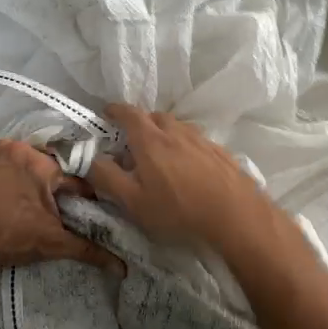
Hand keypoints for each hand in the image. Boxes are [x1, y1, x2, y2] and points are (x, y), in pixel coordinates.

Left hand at [0, 140, 123, 279]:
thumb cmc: (6, 240)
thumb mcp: (52, 244)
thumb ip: (89, 250)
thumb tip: (123, 269)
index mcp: (41, 163)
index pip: (75, 180)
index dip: (83, 200)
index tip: (82, 215)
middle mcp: (19, 147)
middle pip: (50, 168)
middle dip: (55, 188)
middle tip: (54, 213)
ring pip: (28, 162)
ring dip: (33, 179)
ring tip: (32, 205)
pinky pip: (6, 161)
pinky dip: (13, 173)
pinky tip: (12, 194)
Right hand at [87, 105, 293, 255]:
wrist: (237, 217)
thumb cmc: (178, 210)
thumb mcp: (132, 200)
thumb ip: (106, 177)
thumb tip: (90, 158)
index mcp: (150, 140)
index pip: (128, 113)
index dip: (115, 111)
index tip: (107, 113)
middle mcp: (176, 132)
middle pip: (154, 117)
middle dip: (140, 123)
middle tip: (132, 142)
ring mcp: (202, 141)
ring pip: (178, 128)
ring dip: (165, 135)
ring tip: (161, 156)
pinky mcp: (222, 154)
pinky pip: (197, 142)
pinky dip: (186, 148)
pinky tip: (189, 170)